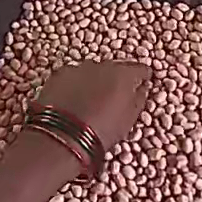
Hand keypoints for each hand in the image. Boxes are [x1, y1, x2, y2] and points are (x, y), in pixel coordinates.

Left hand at [33, 62, 151, 151]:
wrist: (63, 135)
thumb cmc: (102, 131)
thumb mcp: (129, 119)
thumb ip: (138, 98)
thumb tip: (141, 88)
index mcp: (123, 75)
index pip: (139, 69)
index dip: (142, 76)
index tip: (143, 79)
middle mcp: (101, 65)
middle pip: (114, 68)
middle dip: (116, 78)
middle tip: (116, 94)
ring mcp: (78, 68)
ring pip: (91, 71)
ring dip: (94, 80)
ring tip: (92, 99)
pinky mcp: (58, 75)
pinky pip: (72, 76)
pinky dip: (75, 84)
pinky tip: (73, 99)